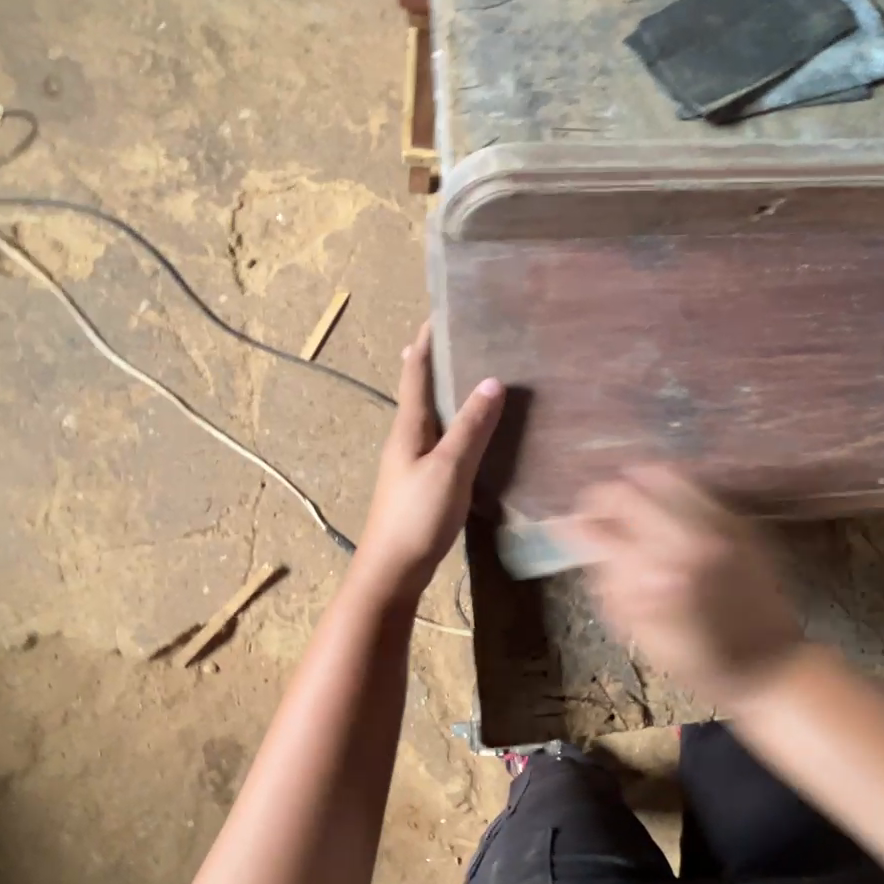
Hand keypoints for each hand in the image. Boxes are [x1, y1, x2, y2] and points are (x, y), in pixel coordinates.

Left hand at [356, 322, 503, 594]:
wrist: (392, 569)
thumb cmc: (417, 515)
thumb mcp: (448, 468)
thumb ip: (471, 427)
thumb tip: (491, 381)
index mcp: (409, 428)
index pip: (415, 374)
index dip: (425, 343)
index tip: (438, 314)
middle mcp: (405, 439)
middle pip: (419, 392)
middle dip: (433, 364)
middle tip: (457, 340)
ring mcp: (411, 463)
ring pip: (429, 417)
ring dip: (444, 394)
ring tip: (467, 377)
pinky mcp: (421, 484)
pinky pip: (439, 442)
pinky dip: (453, 425)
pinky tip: (468, 434)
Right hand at [560, 466, 805, 704]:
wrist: (770, 664)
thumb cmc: (699, 661)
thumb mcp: (645, 637)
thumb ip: (613, 587)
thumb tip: (587, 542)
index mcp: (656, 572)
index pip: (600, 527)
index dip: (579, 522)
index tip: (572, 526)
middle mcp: (685, 537)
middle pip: (625, 491)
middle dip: (603, 499)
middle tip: (599, 514)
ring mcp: (716, 523)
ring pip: (661, 474)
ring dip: (637, 485)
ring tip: (632, 505)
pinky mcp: (739, 520)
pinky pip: (695, 485)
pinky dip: (670, 488)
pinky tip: (667, 509)